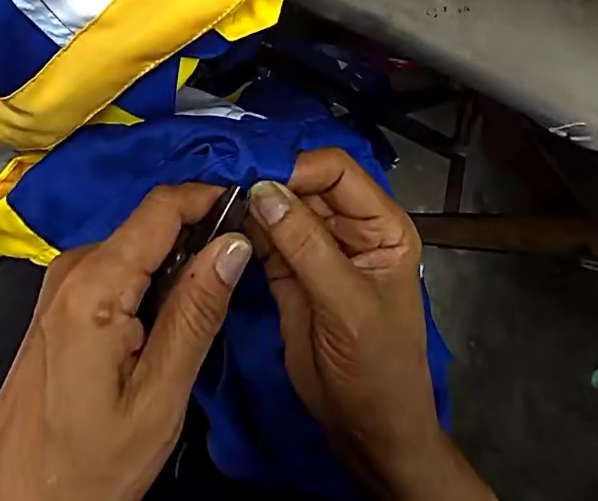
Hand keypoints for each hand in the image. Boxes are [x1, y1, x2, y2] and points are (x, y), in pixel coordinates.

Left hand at [0, 184, 252, 500]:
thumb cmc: (82, 467)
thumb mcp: (157, 399)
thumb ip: (197, 313)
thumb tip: (235, 243)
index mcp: (95, 285)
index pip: (164, 205)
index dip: (212, 197)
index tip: (252, 213)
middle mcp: (74, 268)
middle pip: (153, 220)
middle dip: (202, 229)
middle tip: (242, 260)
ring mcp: (64, 282)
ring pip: (141, 240)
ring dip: (182, 253)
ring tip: (214, 290)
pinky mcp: (64, 298)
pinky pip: (123, 261)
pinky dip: (158, 272)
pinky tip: (175, 308)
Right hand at [249, 150, 494, 500]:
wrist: (369, 430)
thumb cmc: (377, 367)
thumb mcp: (348, 305)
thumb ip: (307, 246)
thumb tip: (263, 190)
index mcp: (381, 223)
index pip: (339, 173)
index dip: (300, 168)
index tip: (255, 174)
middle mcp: (351, 227)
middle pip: (308, 185)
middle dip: (270, 181)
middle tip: (224, 182)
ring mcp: (319, 249)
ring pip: (284, 209)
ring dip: (253, 204)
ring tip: (216, 198)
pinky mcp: (292, 273)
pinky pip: (268, 240)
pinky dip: (246, 232)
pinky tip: (222, 225)